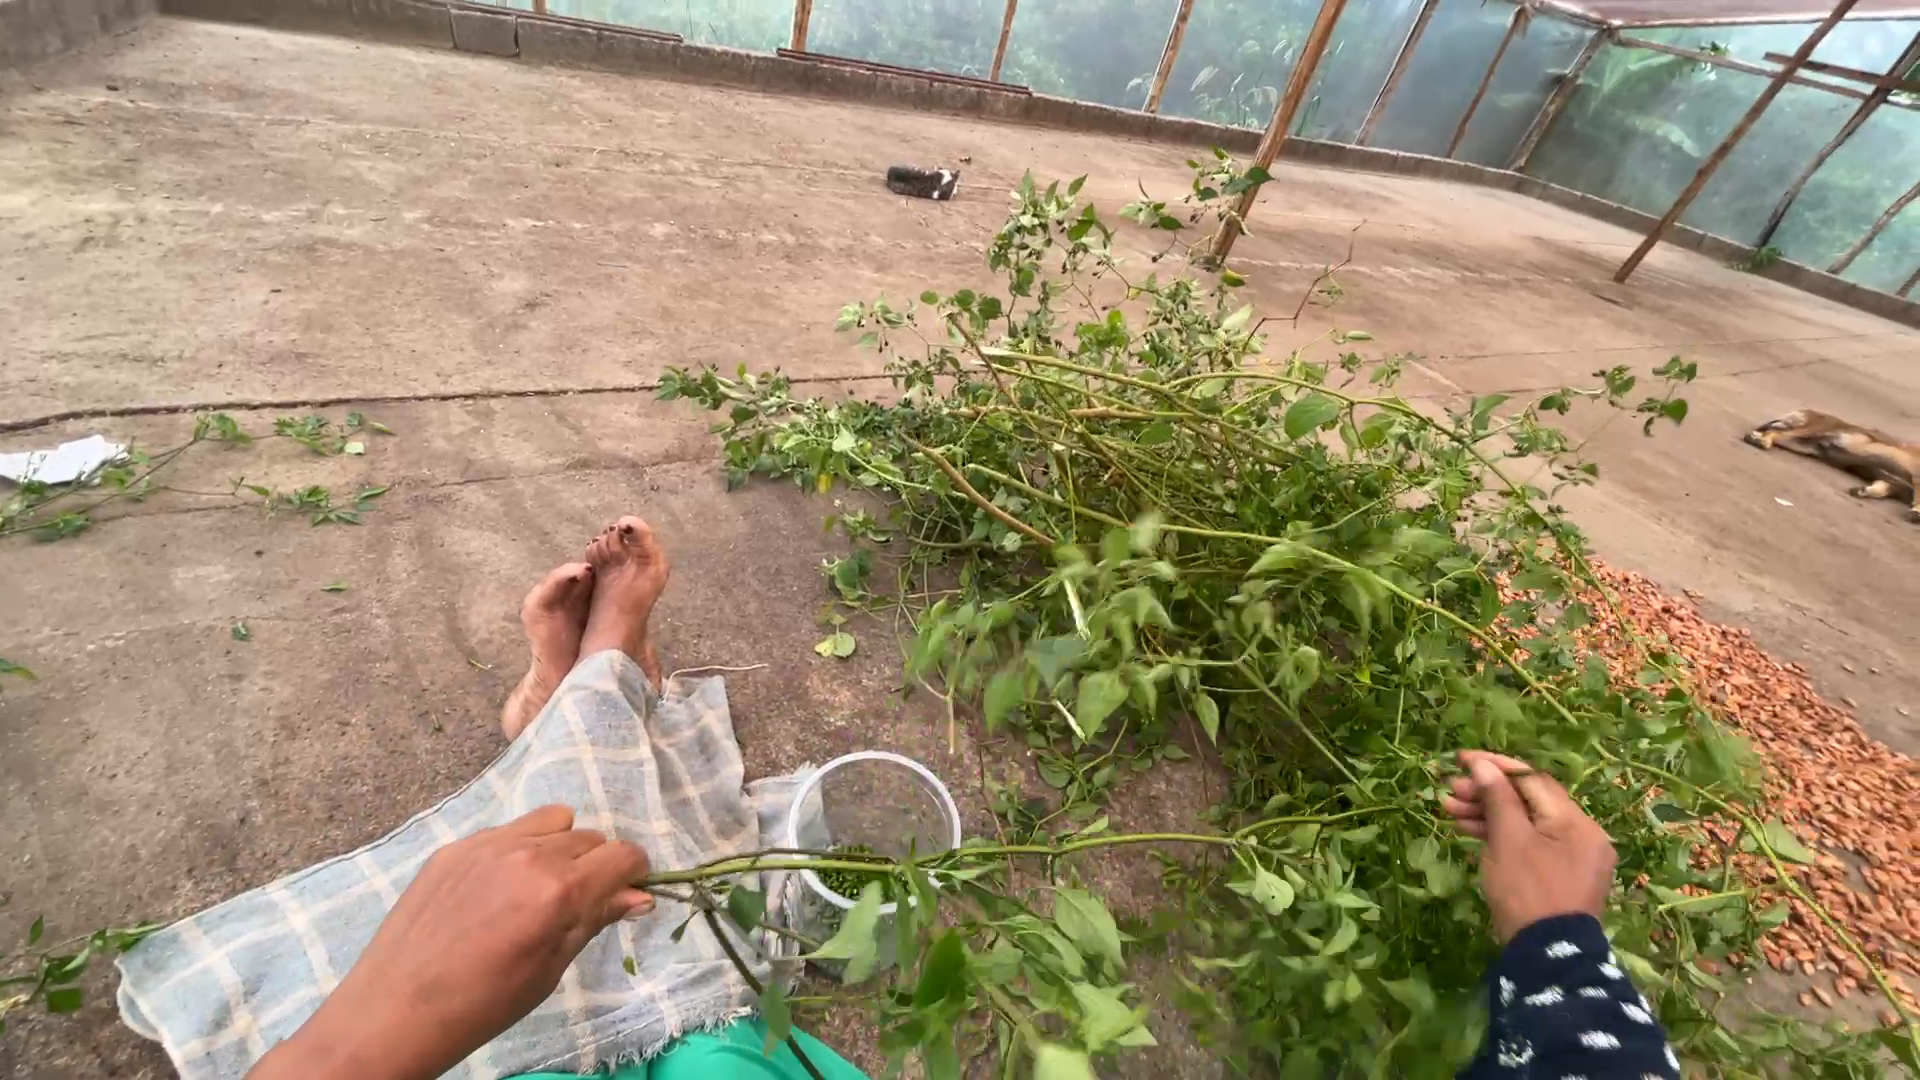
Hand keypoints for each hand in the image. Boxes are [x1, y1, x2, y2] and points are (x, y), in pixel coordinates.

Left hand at [250, 805, 653, 1079]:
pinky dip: (519, 848)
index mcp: (559, 891)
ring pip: (557, 821)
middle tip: (571, 901)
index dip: (633, 873)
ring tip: (535, 884)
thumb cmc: (480, 1007)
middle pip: (592, 838)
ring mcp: (490, 845)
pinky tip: (494, 887)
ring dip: (561, 847)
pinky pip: (512, 829)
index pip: (624, 855)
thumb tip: (641, 895)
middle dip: (595, 865)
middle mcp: (531, 855)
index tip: (624, 891)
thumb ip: (596, 919)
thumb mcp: (550, 969)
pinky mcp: (457, 846)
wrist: (386, 1019)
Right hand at [1441, 750, 1615, 942]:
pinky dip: (1498, 831)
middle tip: (1450, 790)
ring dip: (1485, 811)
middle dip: (1486, 791)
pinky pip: (1526, 839)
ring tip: (1448, 809)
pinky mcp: (1556, 870)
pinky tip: (1467, 828)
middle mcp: (1580, 834)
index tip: (1460, 759)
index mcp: (1576, 824)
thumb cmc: (1527, 890)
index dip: (1494, 765)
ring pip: (1523, 819)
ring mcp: (1570, 854)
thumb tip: (1483, 764)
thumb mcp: (1508, 839)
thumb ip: (1497, 797)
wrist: (1547, 953)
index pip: (1533, 780)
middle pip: (1527, 799)